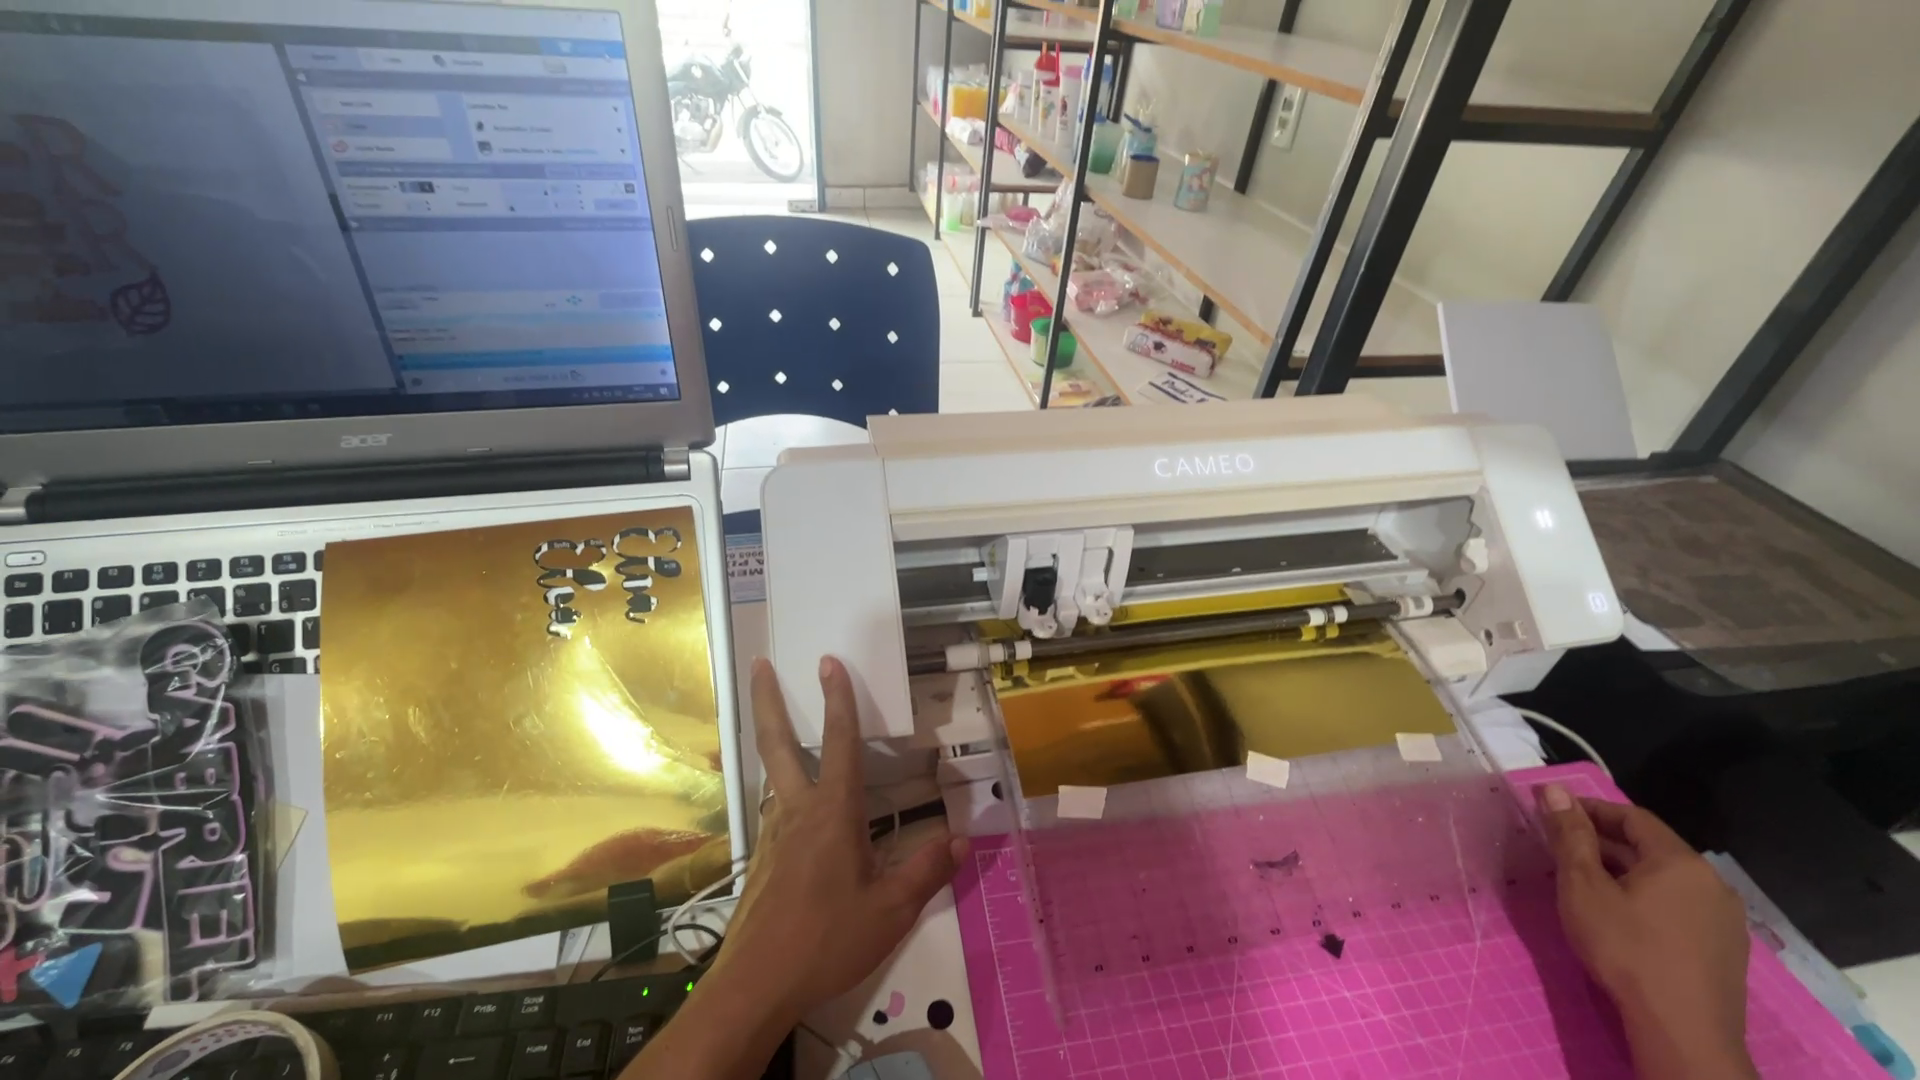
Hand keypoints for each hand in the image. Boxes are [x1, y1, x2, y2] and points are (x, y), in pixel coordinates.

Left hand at [628, 657, 964, 1079]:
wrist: (757, 983)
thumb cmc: (827, 939)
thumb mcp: (891, 911)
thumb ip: (926, 871)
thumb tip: (960, 838)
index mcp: (832, 813)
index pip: (839, 744)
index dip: (838, 700)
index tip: (829, 662)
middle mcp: (797, 812)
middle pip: (778, 744)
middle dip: (769, 701)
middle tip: (759, 664)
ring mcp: (774, 834)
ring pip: (771, 774)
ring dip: (770, 738)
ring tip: (772, 718)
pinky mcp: (763, 859)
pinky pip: (773, 807)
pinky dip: (779, 785)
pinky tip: (790, 804)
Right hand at [1538, 784, 1756, 1079]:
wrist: (1682, 1030)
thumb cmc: (1625, 948)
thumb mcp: (1583, 887)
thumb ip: (1570, 836)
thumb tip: (1554, 790)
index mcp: (1680, 861)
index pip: (1632, 816)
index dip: (1590, 809)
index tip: (1553, 814)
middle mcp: (1712, 882)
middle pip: (1651, 847)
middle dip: (1604, 843)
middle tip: (1562, 851)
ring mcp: (1725, 918)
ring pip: (1667, 879)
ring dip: (1626, 872)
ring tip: (1588, 886)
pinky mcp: (1726, 949)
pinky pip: (1681, 907)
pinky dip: (1648, 900)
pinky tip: (1625, 920)